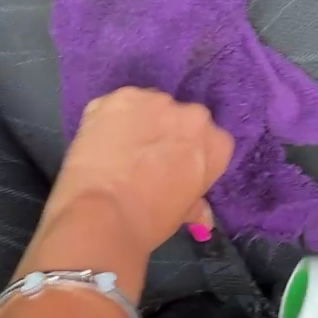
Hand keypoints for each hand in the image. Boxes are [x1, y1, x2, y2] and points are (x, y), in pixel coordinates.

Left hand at [47, 87, 233, 253]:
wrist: (102, 214)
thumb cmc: (150, 221)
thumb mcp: (181, 215)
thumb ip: (196, 205)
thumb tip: (202, 216)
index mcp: (217, 144)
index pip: (210, 142)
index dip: (189, 155)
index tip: (175, 169)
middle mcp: (194, 115)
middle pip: (182, 119)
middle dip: (168, 133)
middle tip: (147, 159)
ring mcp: (157, 101)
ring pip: (150, 107)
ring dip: (140, 123)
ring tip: (120, 150)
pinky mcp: (121, 96)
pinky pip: (118, 105)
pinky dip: (110, 119)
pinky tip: (100, 141)